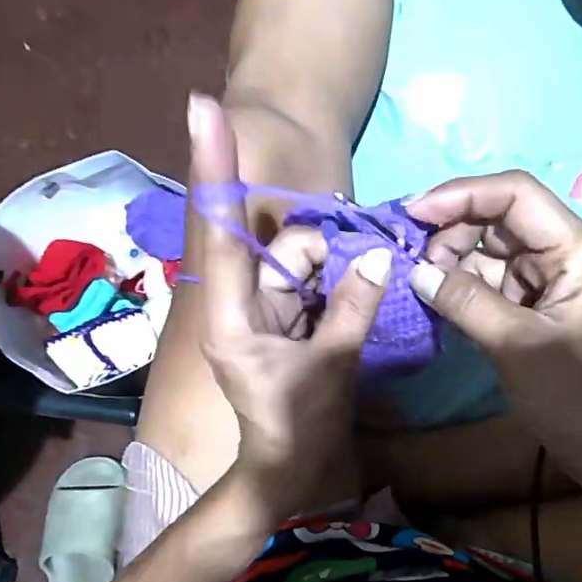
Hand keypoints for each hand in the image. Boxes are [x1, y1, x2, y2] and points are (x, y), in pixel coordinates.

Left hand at [186, 94, 388, 516]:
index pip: (220, 231)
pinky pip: (304, 282)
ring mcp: (257, 311)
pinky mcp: (277, 320)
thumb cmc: (297, 427)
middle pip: (271, 246)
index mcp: (230, 316)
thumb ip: (354, 307)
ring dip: (329, 269)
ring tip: (355, 301)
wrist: (285, 471)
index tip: (202, 109)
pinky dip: (330, 282)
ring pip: (293, 263)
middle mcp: (236, 304)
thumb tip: (379, 256)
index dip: (215, 169)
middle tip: (347, 274)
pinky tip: (354, 294)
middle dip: (313, 248)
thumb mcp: (332, 367)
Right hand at [402, 171, 581, 469]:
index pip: (517, 195)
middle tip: (416, 258)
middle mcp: (562, 249)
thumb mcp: (515, 344)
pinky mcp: (525, 295)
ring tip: (425, 279)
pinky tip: (436, 291)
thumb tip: (416, 271)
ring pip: (487, 241)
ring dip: (451, 253)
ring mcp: (543, 272)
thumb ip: (465, 301)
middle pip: (499, 213)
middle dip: (453, 227)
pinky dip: (457, 277)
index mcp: (577, 250)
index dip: (464, 195)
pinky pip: (484, 271)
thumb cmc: (566, 393)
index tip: (415, 212)